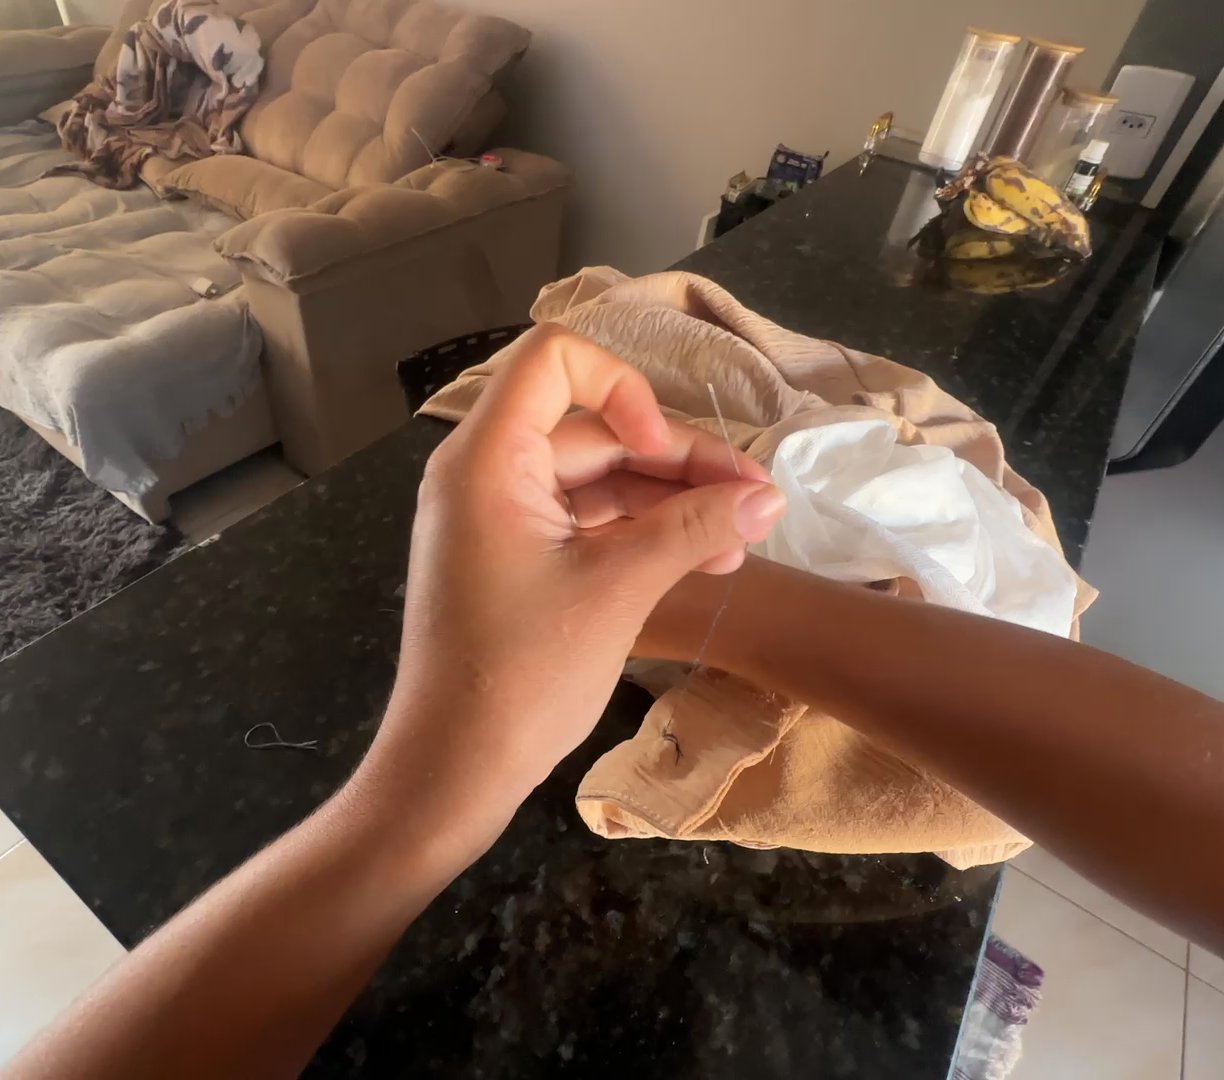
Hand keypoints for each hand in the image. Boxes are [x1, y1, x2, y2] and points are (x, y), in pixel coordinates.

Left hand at [358, 325, 785, 856]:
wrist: (455, 769)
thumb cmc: (524, 675)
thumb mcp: (618, 589)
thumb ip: (693, 528)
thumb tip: (768, 495)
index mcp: (489, 458)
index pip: (554, 360)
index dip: (623, 386)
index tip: (662, 448)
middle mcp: (488, 472)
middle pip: (594, 430)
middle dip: (678, 462)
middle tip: (755, 500)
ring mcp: (501, 516)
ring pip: (599, 480)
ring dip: (670, 504)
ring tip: (742, 538)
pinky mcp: (517, 555)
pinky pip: (586, 522)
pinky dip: (640, 534)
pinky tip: (704, 558)